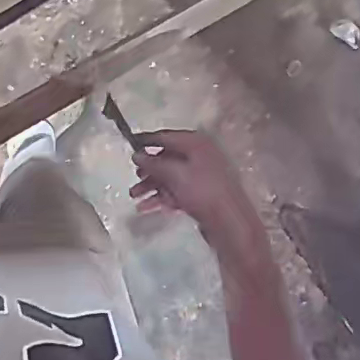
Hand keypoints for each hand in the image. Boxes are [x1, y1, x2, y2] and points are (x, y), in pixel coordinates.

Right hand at [129, 130, 265, 256]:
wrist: (230, 222)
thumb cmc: (202, 191)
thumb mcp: (174, 174)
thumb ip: (153, 163)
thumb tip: (137, 155)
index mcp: (196, 143)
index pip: (166, 137)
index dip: (146, 141)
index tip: (129, 145)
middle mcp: (200, 155)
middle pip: (167, 158)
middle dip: (148, 169)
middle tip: (134, 177)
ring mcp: (202, 176)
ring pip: (171, 176)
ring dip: (151, 185)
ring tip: (135, 196)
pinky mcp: (202, 194)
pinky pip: (177, 191)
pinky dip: (162, 197)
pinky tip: (146, 207)